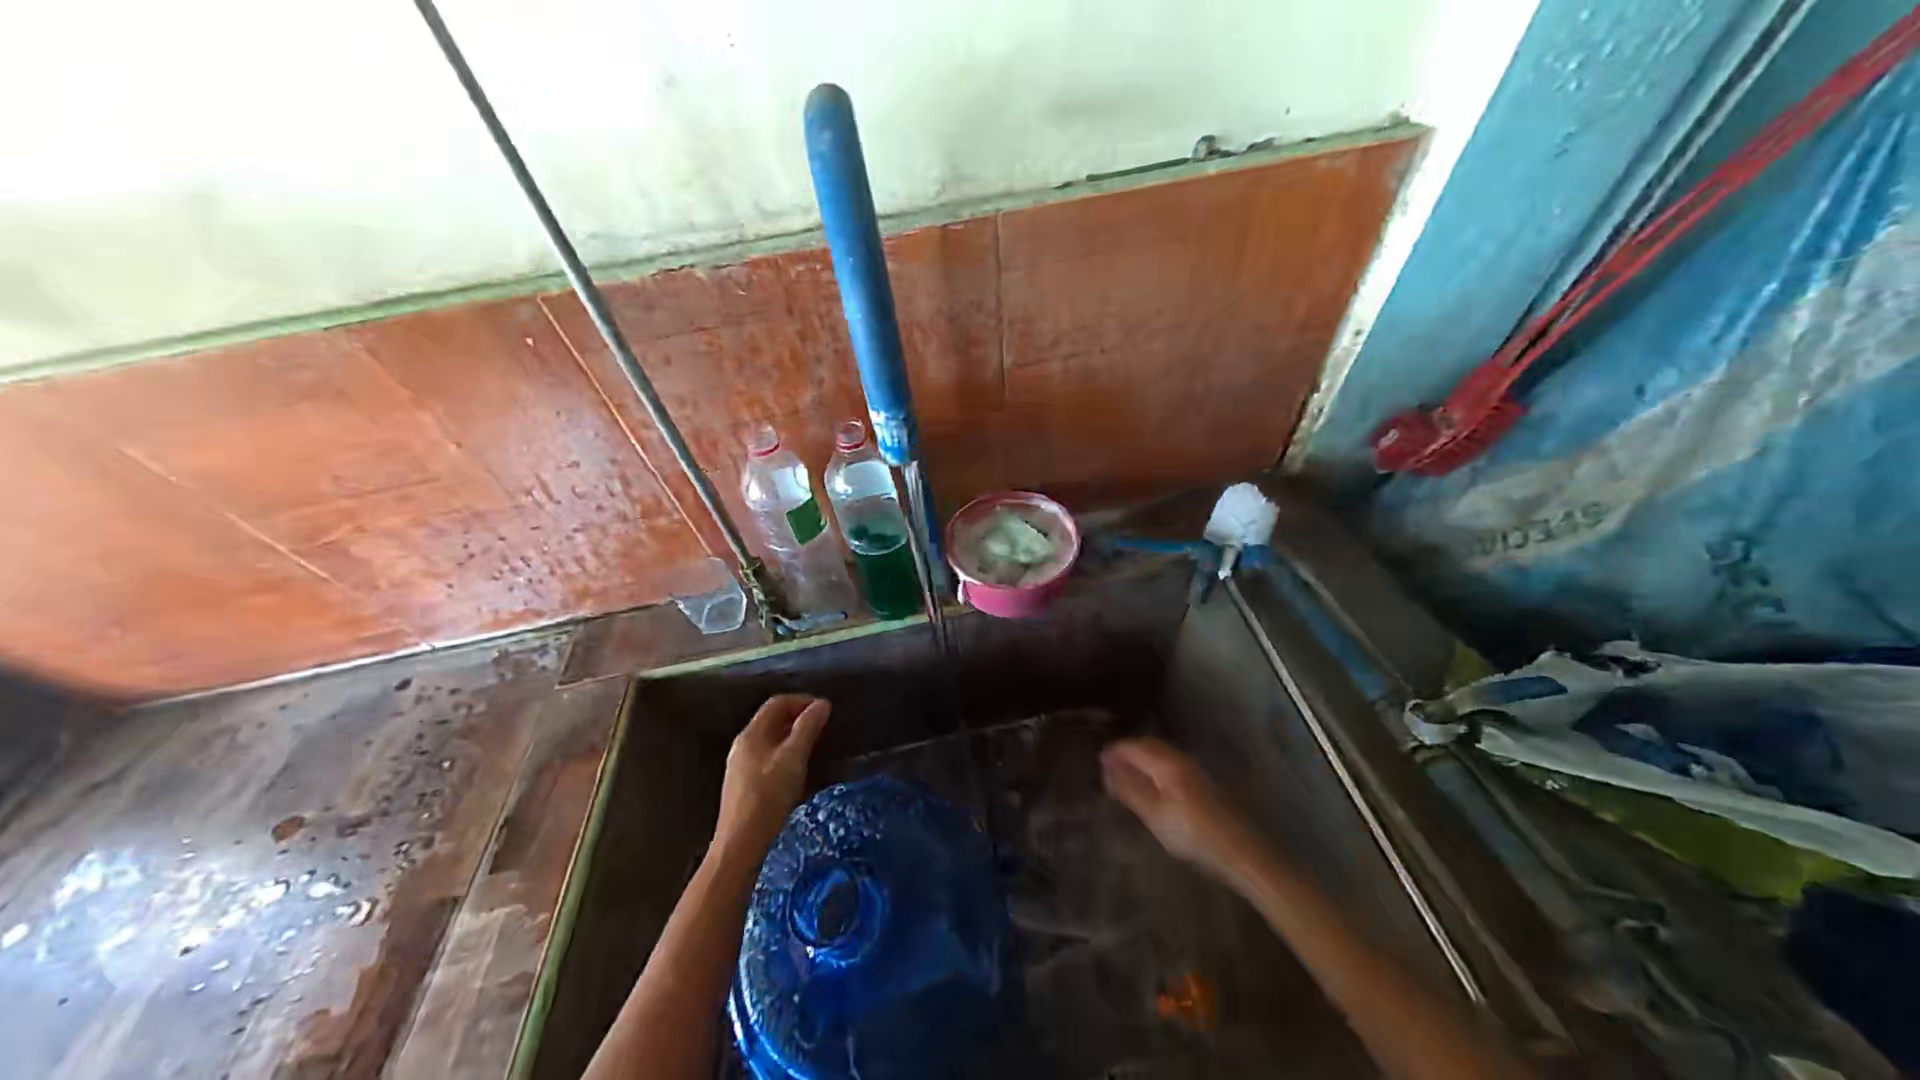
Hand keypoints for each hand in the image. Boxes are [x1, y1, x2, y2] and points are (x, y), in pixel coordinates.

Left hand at [717, 694, 831, 854]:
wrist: (741, 841)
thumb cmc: (769, 795)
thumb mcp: (794, 757)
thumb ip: (808, 728)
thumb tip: (822, 703)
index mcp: (752, 733)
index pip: (778, 703)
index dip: (803, 701)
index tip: (825, 711)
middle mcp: (743, 744)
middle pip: (773, 720)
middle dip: (800, 719)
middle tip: (823, 729)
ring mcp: (741, 765)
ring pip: (771, 740)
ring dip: (794, 738)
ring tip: (815, 749)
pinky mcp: (744, 784)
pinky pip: (768, 758)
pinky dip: (786, 755)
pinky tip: (798, 772)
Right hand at [1101, 737, 1254, 879]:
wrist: (1244, 853)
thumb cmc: (1195, 835)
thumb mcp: (1155, 815)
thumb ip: (1130, 789)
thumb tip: (1109, 769)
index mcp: (1169, 764)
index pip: (1136, 746)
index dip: (1116, 751)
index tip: (1099, 760)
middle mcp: (1184, 760)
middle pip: (1150, 747)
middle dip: (1128, 754)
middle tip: (1110, 768)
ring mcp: (1198, 771)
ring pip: (1162, 757)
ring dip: (1142, 762)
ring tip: (1127, 779)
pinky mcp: (1206, 785)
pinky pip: (1171, 767)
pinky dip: (1155, 770)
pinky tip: (1153, 789)